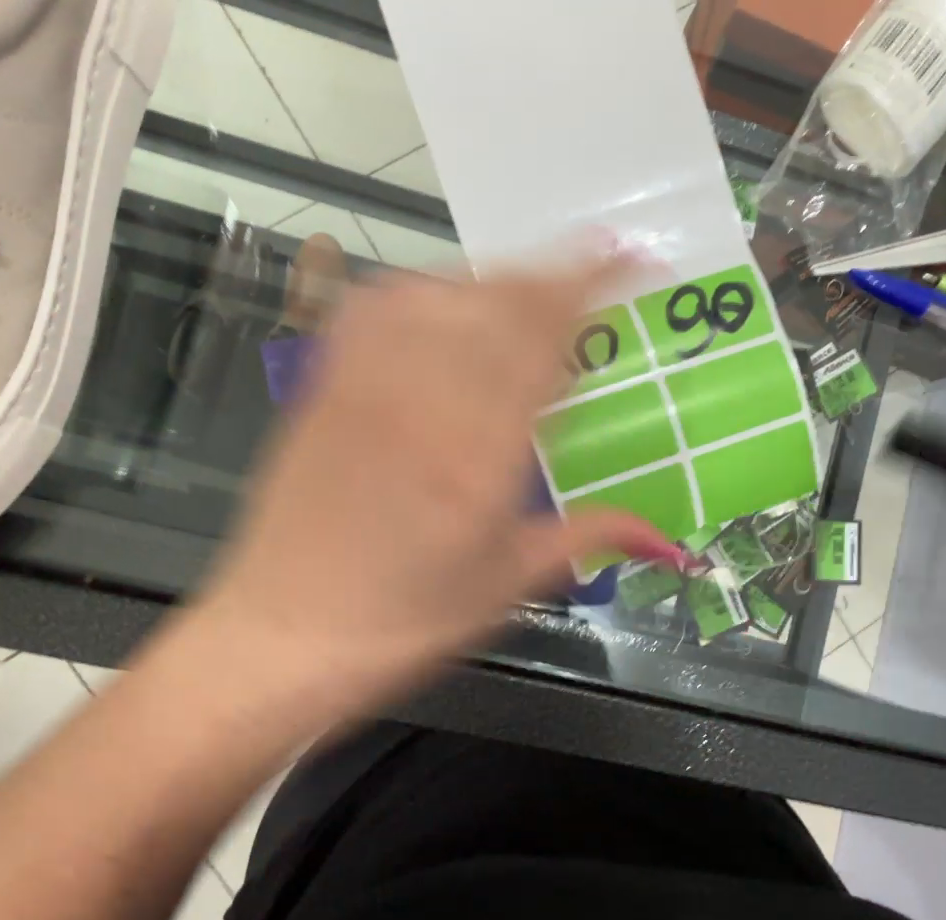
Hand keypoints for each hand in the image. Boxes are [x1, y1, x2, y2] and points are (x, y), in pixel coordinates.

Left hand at [187, 246, 670, 715]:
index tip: (626, 257)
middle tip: (588, 277)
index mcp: (479, 457)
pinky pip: (377, 307)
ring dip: (494, 280)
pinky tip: (444, 303)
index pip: (544, 338)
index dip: (590, 285)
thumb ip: (586, 538)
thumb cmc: (401, 625)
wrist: (281, 636)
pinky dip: (423, 289)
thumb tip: (663, 536)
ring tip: (525, 293)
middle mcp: (423, 403)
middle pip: (498, 301)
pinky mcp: (323, 386)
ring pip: (441, 293)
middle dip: (553, 275)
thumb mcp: (504, 588)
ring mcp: (366, 387)